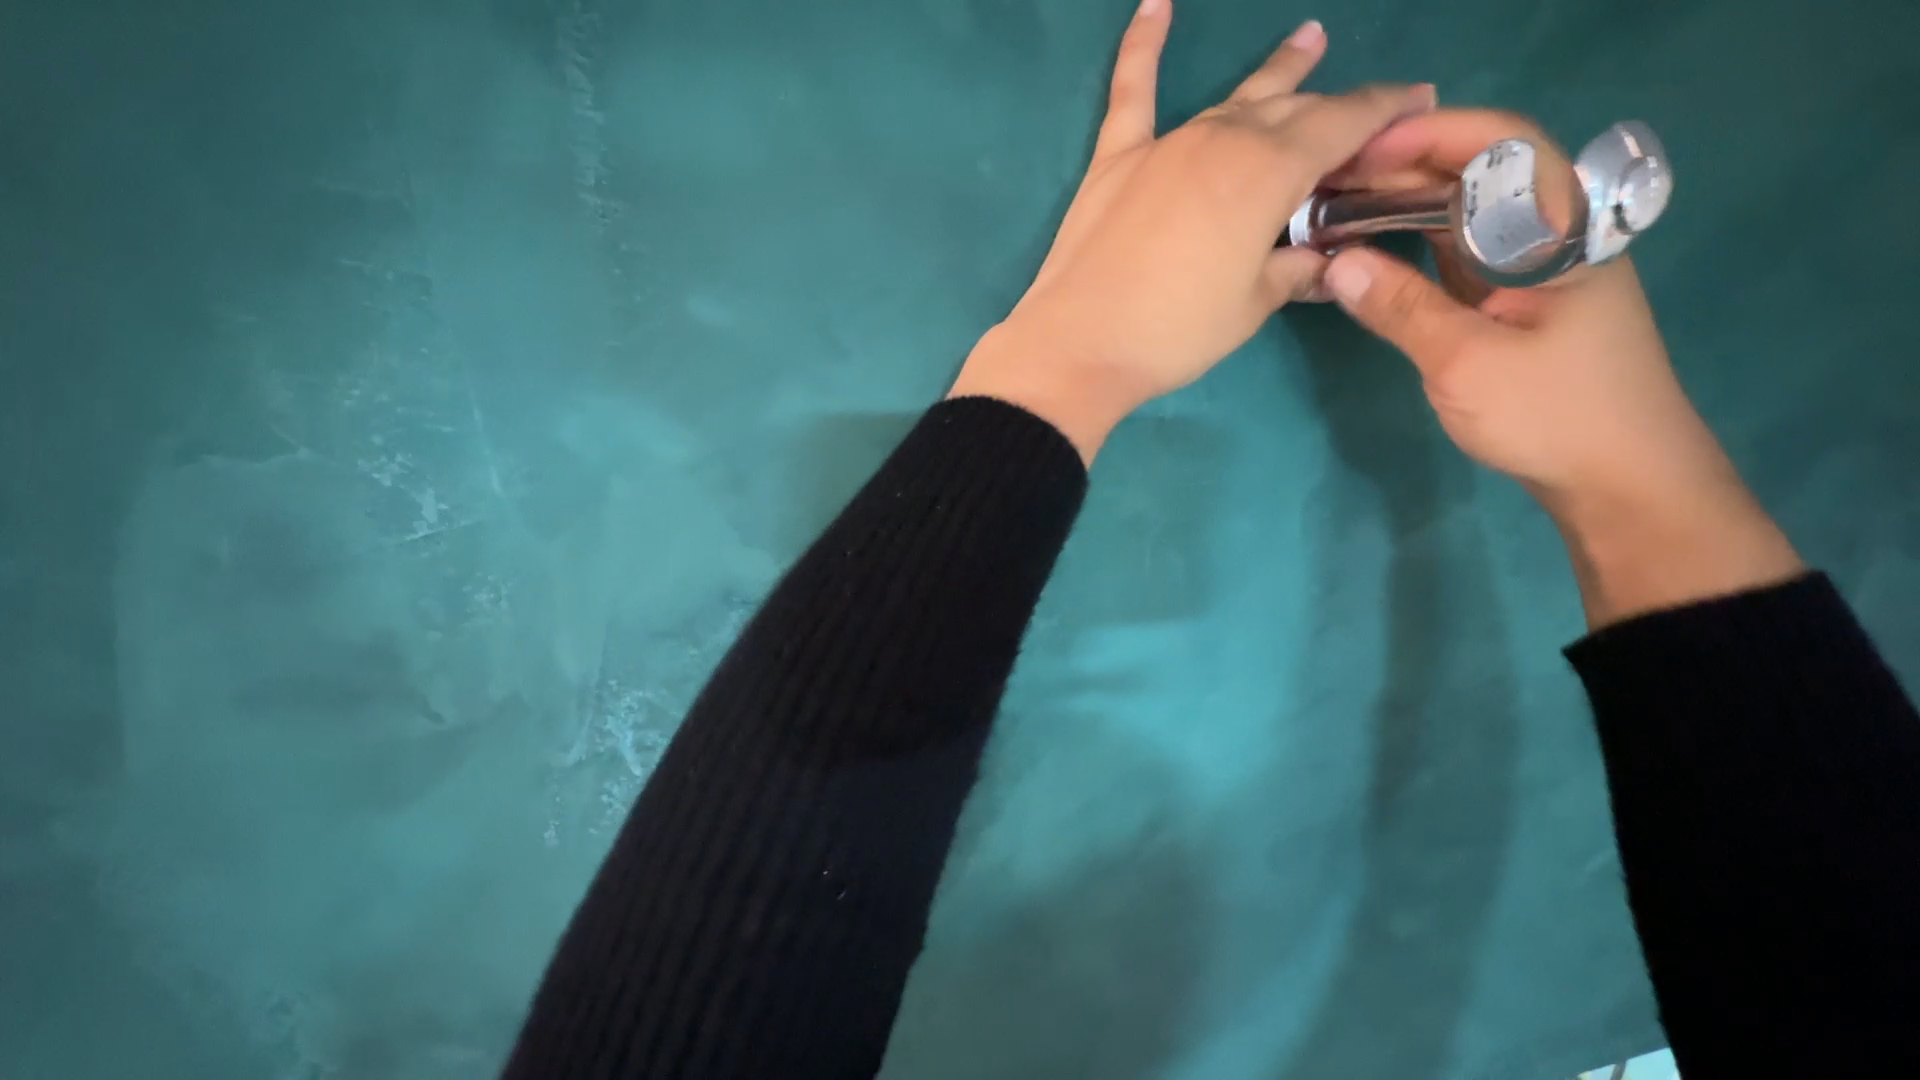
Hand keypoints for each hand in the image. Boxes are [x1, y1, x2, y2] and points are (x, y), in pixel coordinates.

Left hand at [949, 2, 1434, 461]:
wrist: (1079, 345)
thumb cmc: (1175, 333)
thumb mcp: (1252, 305)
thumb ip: (1292, 270)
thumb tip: (1320, 260)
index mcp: (1270, 172)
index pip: (1343, 125)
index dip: (1385, 111)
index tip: (1416, 100)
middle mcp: (1223, 139)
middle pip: (1291, 109)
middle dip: (1335, 104)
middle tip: (1364, 105)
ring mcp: (1166, 144)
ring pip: (1232, 98)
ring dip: (1275, 74)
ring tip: (1308, 41)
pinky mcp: (1115, 159)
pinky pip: (1132, 90)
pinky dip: (1144, 44)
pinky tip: (1155, 4)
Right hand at [1322, 109, 1801, 626]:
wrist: (1617, 477)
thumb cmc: (1553, 414)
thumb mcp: (1466, 361)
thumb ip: (1401, 308)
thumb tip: (1337, 264)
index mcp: (1559, 231)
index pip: (1502, 146)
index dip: (1430, 135)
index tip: (1360, 153)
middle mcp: (1549, 235)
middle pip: (1477, 174)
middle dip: (1403, 169)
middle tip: (1329, 184)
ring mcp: (1530, 269)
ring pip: (1465, 214)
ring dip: (1404, 206)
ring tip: (1338, 209)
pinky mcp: (1511, 301)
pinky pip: (1458, 254)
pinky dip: (1414, 246)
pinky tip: (1372, 250)